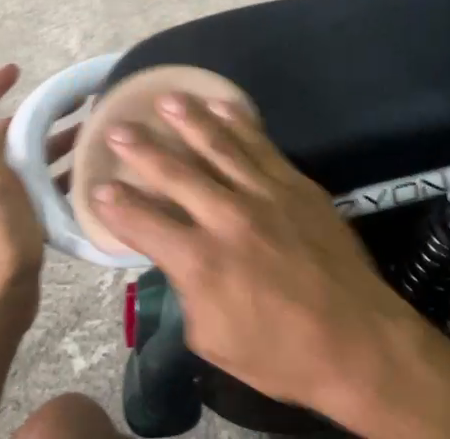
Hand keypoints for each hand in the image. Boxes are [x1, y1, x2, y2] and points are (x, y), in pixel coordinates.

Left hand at [0, 64, 76, 339]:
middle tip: (80, 98)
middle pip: (14, 135)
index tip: (18, 69)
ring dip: (58, 141)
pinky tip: (90, 176)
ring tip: (94, 132)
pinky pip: (45, 185)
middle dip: (42, 113)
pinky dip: (65, 172)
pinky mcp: (22, 222)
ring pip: (33, 160)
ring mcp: (4, 202)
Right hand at [90, 94, 423, 411]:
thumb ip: (188, 289)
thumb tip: (181, 259)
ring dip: (191, 120)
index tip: (95, 187)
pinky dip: (240, 123)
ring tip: (168, 98)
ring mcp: (267, 193)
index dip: (116, 205)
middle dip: (142, 149)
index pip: (145, 222)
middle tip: (117, 128)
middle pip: (177, 172)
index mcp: (201, 261)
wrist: (353, 334)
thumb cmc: (279, 351)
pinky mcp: (297, 184)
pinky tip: (223, 106)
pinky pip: (262, 145)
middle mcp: (229, 216)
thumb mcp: (211, 336)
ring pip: (221, 146)